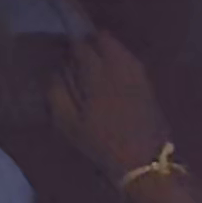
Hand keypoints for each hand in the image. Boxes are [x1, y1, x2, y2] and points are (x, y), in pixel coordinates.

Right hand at [51, 31, 171, 180]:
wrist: (145, 164)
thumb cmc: (101, 143)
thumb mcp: (68, 124)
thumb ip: (56, 94)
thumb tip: (53, 73)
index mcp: (97, 77)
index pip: (82, 47)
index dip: (70, 42)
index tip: (59, 43)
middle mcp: (119, 71)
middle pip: (105, 41)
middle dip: (90, 38)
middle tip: (77, 45)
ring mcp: (137, 78)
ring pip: (122, 49)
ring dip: (107, 45)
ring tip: (95, 50)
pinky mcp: (148, 87)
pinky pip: (133, 61)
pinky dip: (121, 56)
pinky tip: (114, 64)